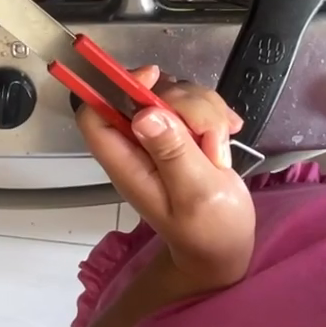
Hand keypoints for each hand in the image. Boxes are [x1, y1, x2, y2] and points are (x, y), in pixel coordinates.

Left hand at [76, 67, 255, 295]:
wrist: (227, 245)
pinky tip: (230, 134)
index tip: (153, 81)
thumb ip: (173, 152)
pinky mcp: (183, 135)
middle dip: (185, 104)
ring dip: (206, 113)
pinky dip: (217, 115)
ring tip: (221, 148)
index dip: (114, 89)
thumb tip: (143, 115)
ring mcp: (161, 138)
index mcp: (127, 164)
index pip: (94, 115)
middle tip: (211, 136)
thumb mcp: (197, 193)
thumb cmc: (209, 230)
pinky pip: (196, 105)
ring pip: (175, 95)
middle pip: (146, 95)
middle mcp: (138, 145)